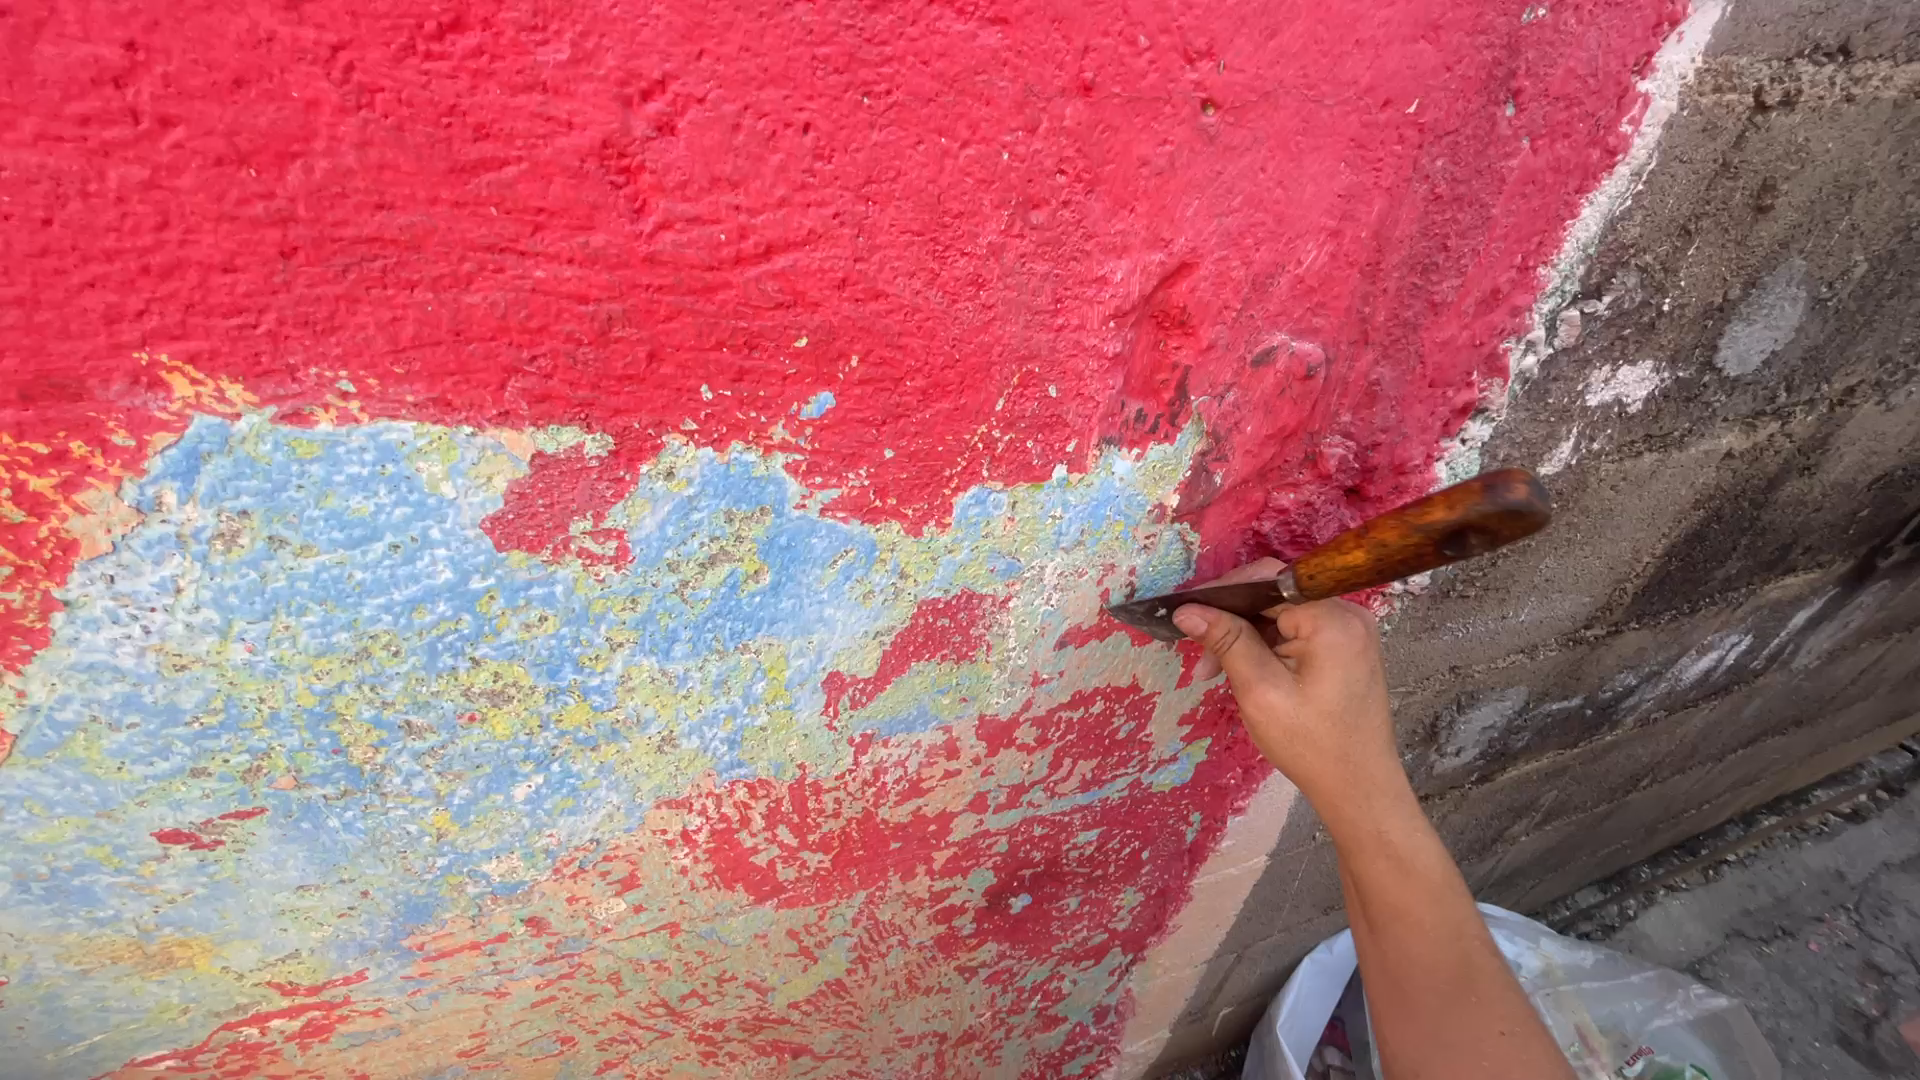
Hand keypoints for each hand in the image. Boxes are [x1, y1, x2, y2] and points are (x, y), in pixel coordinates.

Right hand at [1172, 559, 1407, 816]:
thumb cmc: (1310, 743)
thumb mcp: (1259, 690)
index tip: (1187, 615)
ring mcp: (1349, 630)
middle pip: (1272, 596)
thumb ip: (1226, 641)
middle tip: (1201, 658)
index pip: (1265, 580)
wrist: (1359, 790)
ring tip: (1217, 671)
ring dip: (1245, 636)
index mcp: (1332, 618)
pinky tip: (1245, 670)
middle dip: (1231, 621)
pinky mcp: (1345, 647)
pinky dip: (1265, 645)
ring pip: (1280, 613)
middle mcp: (1347, 613)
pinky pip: (1294, 629)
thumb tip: (1186, 609)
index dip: (1222, 592)